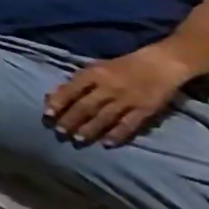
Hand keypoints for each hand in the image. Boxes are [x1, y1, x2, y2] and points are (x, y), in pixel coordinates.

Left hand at [46, 48, 189, 144]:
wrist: (161, 65)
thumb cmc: (119, 66)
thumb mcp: (93, 68)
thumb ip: (75, 82)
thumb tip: (53, 97)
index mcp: (93, 75)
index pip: (70, 91)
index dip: (58, 103)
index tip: (47, 115)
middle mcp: (109, 88)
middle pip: (86, 107)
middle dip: (71, 120)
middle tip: (60, 132)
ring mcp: (128, 100)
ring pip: (105, 118)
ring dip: (90, 130)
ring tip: (77, 140)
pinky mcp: (146, 109)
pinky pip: (129, 124)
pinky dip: (117, 134)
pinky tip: (106, 143)